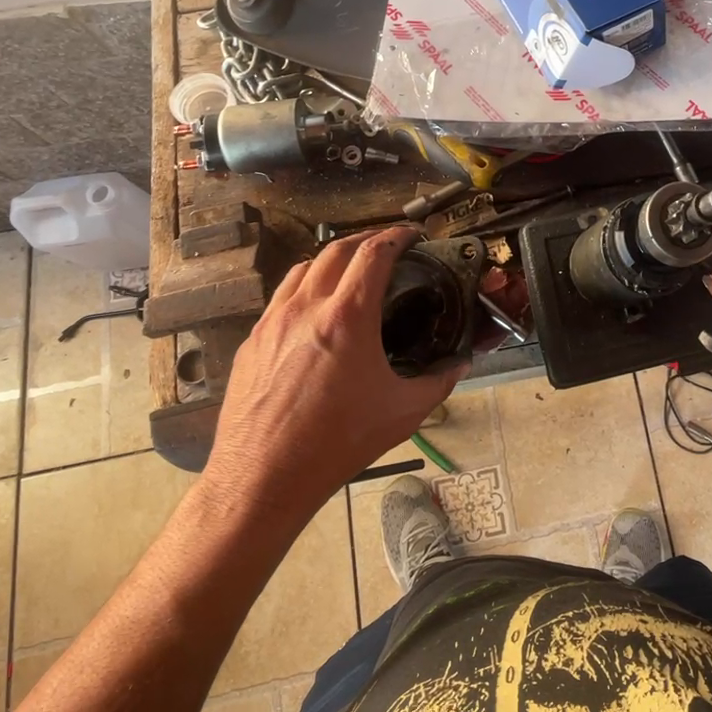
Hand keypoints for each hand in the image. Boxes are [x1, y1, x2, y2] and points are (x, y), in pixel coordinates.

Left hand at [204, 227, 463, 509]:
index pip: (374, 253)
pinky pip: (280, 298)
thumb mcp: (403, 413)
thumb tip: (460, 365)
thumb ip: (438, 382)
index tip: (411, 234)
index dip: (396, 235)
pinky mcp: (252, 342)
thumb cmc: (337, 443)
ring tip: (349, 271)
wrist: (264, 476)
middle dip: (365, 239)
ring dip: (330, 259)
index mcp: (347, 317)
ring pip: (302, 268)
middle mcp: (306, 308)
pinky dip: (303, 288)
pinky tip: (314, 312)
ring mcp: (273, 322)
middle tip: (386, 246)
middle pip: (335, 249)